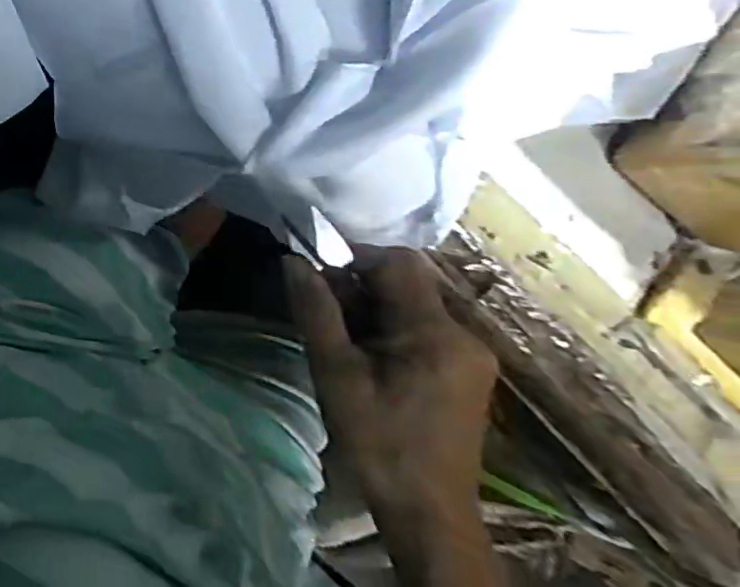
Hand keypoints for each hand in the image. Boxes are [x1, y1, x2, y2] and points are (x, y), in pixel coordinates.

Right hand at [284, 246, 497, 524]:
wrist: (426, 506)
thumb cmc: (377, 435)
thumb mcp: (334, 369)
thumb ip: (315, 308)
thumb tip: (293, 259)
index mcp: (438, 333)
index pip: (397, 263)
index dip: (351, 254)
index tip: (311, 267)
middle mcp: (465, 336)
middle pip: (405, 282)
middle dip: (355, 283)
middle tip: (316, 303)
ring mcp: (469, 355)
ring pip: (409, 304)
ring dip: (367, 305)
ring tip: (333, 332)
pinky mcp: (463, 371)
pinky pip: (419, 327)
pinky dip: (383, 325)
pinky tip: (359, 350)